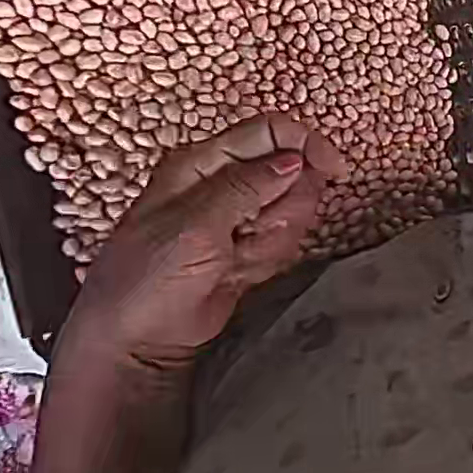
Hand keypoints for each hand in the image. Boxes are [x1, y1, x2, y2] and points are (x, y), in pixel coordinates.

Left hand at [53, 112, 349, 384]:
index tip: (334, 170)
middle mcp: (226, 182)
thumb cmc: (148, 279)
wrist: (138, 339)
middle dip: (286, 206)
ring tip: (236, 258)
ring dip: (275, 238)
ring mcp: (242, 215)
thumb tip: (295, 158)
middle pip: (294, 173)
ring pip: (296, 209)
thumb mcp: (195, 226)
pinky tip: (237, 273)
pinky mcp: (254, 245)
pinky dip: (270, 258)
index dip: (307, 145)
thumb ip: (247, 187)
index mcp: (203, 163)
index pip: (270, 132)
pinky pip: (287, 239)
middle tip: (252, 232)